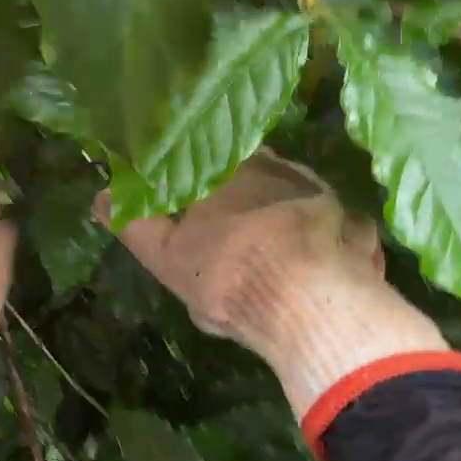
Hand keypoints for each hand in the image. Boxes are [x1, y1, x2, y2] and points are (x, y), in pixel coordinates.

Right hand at [100, 151, 454, 424]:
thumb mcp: (166, 254)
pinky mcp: (360, 232)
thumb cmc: (228, 271)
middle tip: (235, 231)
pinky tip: (318, 270)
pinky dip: (327, 245)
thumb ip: (134, 223)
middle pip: (261, 173)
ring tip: (275, 254)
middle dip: (249, 197)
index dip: (205, 176)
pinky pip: (339, 232)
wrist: (311, 306)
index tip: (199, 199)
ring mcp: (327, 198)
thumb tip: (99, 196)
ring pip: (300, 200)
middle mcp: (284, 170)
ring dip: (288, 219)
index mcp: (234, 167)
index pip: (214, 154)